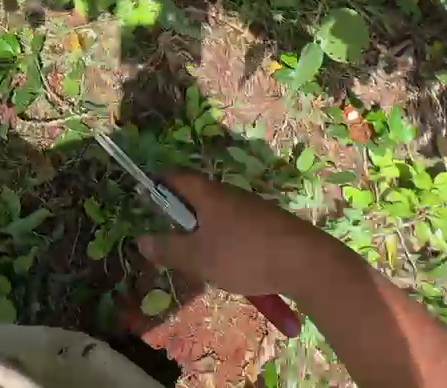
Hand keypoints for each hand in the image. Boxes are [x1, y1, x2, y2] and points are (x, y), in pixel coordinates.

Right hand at [135, 170, 312, 296]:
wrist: (307, 263)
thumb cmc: (244, 254)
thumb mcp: (199, 258)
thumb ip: (168, 249)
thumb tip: (140, 240)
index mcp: (206, 193)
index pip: (174, 176)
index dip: (158, 183)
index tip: (146, 197)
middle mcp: (228, 193)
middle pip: (197, 197)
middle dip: (184, 217)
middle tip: (175, 240)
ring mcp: (252, 207)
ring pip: (221, 216)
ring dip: (210, 235)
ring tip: (208, 263)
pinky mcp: (270, 224)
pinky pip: (241, 230)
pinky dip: (233, 245)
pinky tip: (240, 270)